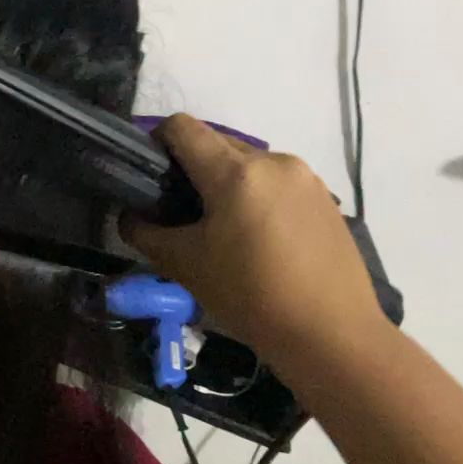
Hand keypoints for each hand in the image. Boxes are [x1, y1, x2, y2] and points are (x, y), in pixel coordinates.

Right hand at [121, 114, 389, 361]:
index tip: (148, 171)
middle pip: (217, 143)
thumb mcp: (183, 265)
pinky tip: (256, 240)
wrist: (332, 335)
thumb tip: (130, 216)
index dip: (156, 139)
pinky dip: (256, 197)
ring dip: (226, 182)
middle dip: (192, 167)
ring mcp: (306, 179)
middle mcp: (274, 162)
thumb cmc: (250, 296)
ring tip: (220, 228)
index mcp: (235, 172)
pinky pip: (277, 183)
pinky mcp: (326, 199)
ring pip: (249, 164)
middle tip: (178, 209)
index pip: (183, 128)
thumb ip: (145, 232)